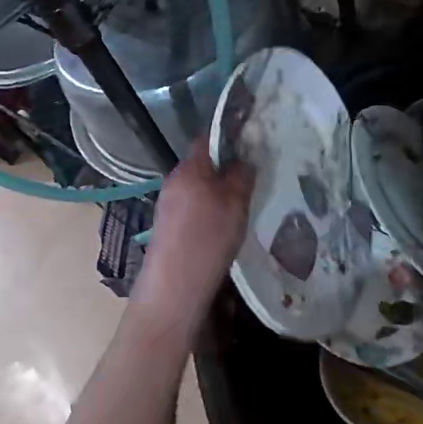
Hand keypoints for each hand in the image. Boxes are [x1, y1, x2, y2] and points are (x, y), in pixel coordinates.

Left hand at [128, 134, 253, 338]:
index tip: (251, 143)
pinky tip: (225, 227)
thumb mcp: (234, 204)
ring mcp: (167, 205)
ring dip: (218, 192)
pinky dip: (209, 211)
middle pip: (203, 165)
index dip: (228, 137)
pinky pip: (193, 208)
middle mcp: (173, 181)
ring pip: (198, 188)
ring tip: (244, 204)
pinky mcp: (168, 227)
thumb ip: (240, 176)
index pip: (207, 139)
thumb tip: (242, 160)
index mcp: (188, 169)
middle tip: (254, 178)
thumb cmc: (207, 238)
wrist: (174, 286)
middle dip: (226, 169)